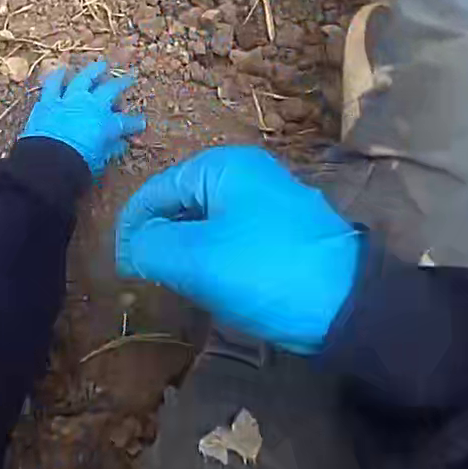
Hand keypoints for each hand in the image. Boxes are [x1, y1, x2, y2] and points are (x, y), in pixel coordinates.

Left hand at [19, 60, 145, 175]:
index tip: (141, 124)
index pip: (127, 122)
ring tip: (102, 65)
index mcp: (108, 123)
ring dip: (94, 71)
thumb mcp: (101, 160)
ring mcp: (70, 100)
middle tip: (130, 78)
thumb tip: (121, 143)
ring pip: (85, 78)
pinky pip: (54, 85)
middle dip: (123, 84)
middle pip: (111, 90)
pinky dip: (58, 77)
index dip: (135, 123)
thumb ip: (112, 148)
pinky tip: (62, 70)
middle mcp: (92, 105)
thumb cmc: (79, 165)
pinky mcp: (49, 102)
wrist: (49, 162)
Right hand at [116, 146, 360, 353]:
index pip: (157, 189)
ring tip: (176, 284)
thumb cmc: (265, 269)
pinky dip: (211, 256)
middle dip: (159, 238)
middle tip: (147, 278)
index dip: (132, 227)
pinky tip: (210, 283)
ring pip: (205, 222)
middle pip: (181, 202)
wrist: (347, 302)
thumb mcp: (198, 258)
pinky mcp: (278, 229)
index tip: (120, 266)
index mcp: (222, 166)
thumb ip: (151, 246)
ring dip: (184, 251)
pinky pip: (229, 235)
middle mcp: (244, 173)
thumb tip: (130, 248)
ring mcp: (265, 201)